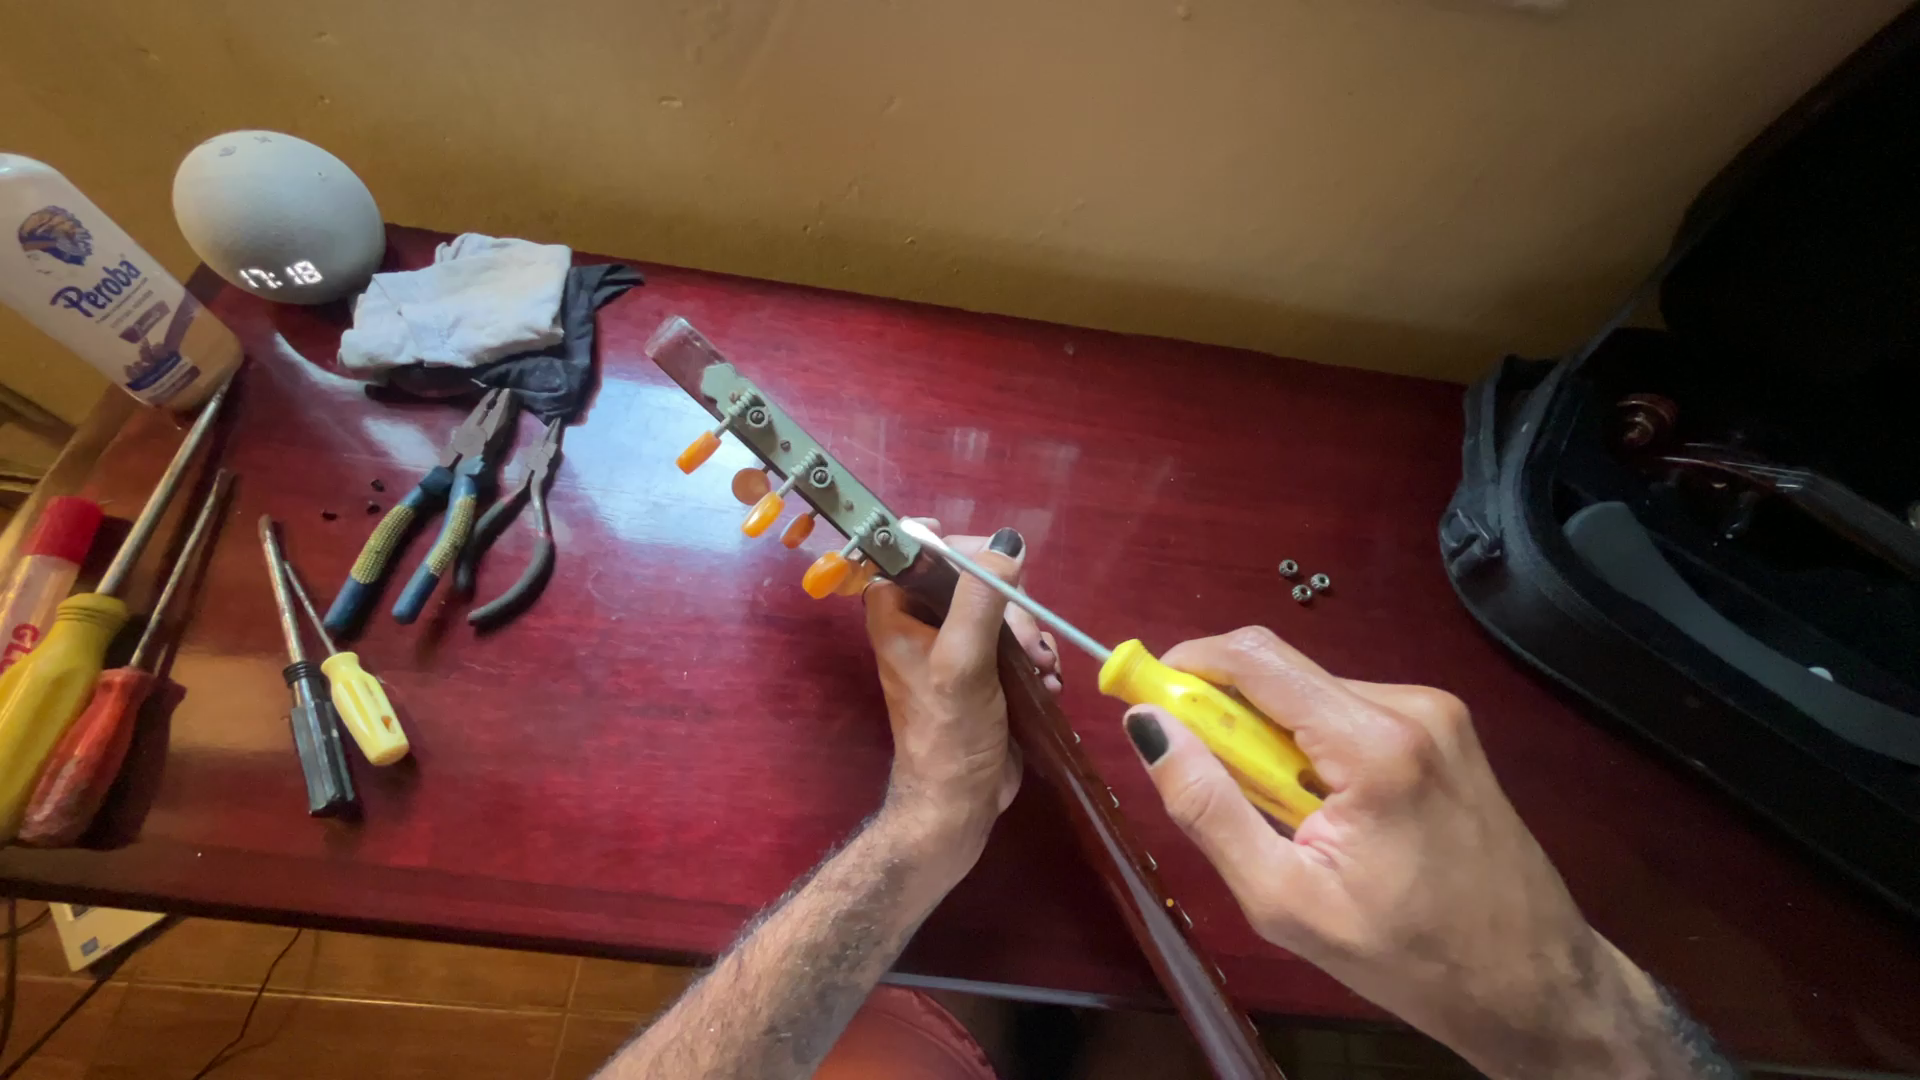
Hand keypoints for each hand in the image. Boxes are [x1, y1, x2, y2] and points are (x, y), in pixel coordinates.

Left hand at [864, 526, 1055, 875]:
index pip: (919, 550)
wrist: (961, 801)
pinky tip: (1046, 680)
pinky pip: (1013, 638)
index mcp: (897, 610)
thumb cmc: (949, 731)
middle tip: (1029, 640)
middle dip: (1010, 604)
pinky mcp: (984, 666)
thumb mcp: (963, 659)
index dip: (956, 546)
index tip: (995, 556)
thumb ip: (980, 597)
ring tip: (1042, 667)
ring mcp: (955, 643)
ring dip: (1029, 633)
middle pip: (971, 577)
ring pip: (999, 607)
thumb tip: (1008, 543)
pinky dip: (1034, 654)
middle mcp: (922, 620)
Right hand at [1124, 628, 1678, 1079]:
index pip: (1256, 660)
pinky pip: (1340, 705)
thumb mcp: (1283, 900)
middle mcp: (1407, 705)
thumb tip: (1148, 725)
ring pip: (1307, 688)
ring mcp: (1433, 709)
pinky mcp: (1441, 723)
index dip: (1188, 662)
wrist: (1541, 988)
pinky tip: (1321, 799)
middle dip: (1223, 704)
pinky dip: (1305, 737)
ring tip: (1277, 806)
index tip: (1147, 693)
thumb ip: (1205, 807)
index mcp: (1373, 745)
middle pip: (1278, 668)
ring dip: (1266, 728)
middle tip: (1201, 764)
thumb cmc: (1407, 957)